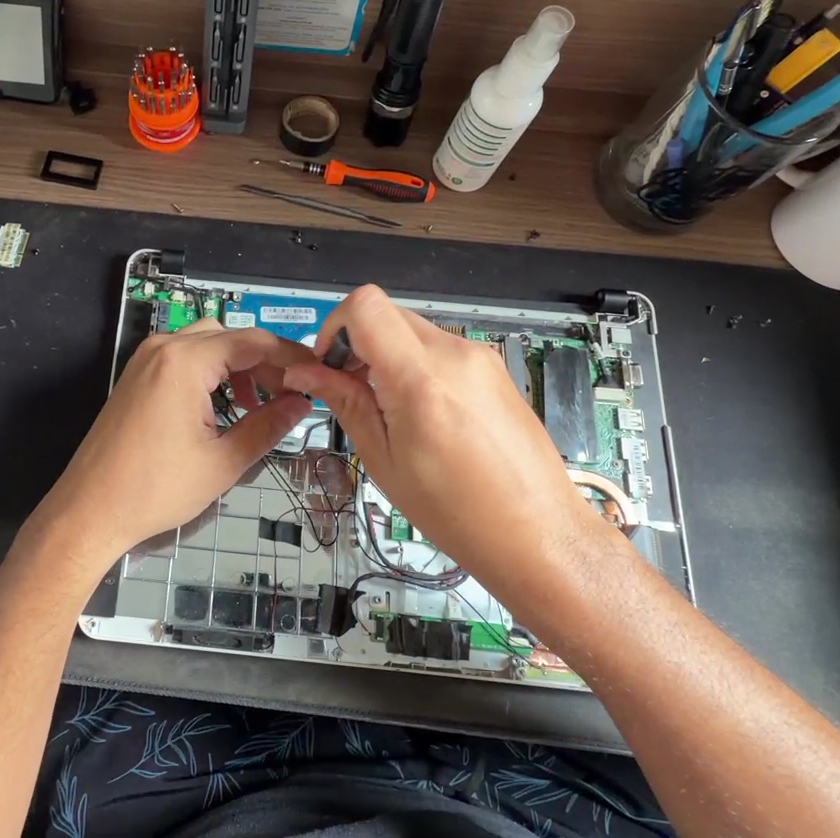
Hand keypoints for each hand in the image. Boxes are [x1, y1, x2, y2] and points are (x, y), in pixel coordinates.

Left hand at [33, 319, 312, 566]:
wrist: (90, 509)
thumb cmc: (156, 489)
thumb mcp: (222, 461)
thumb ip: (267, 426)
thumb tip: (302, 403)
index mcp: (185, 362)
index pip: (252, 341)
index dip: (289, 356)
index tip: (316, 375)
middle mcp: (163, 348)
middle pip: (229, 336)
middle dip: (264, 361)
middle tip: (290, 393)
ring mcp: (145, 359)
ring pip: (206, 344)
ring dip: (237, 365)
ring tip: (259, 403)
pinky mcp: (137, 375)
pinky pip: (183, 358)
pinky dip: (210, 372)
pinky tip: (224, 406)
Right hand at [282, 285, 617, 591]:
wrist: (537, 533)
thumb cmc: (453, 511)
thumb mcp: (384, 460)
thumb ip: (345, 403)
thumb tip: (302, 372)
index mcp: (421, 378)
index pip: (366, 306)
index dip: (335, 326)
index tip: (330, 365)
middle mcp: (454, 354)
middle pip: (387, 314)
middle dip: (358, 343)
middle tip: (352, 391)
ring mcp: (480, 357)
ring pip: (413, 330)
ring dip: (387, 355)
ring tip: (389, 410)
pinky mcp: (495, 367)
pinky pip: (441, 348)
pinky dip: (417, 365)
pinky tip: (423, 414)